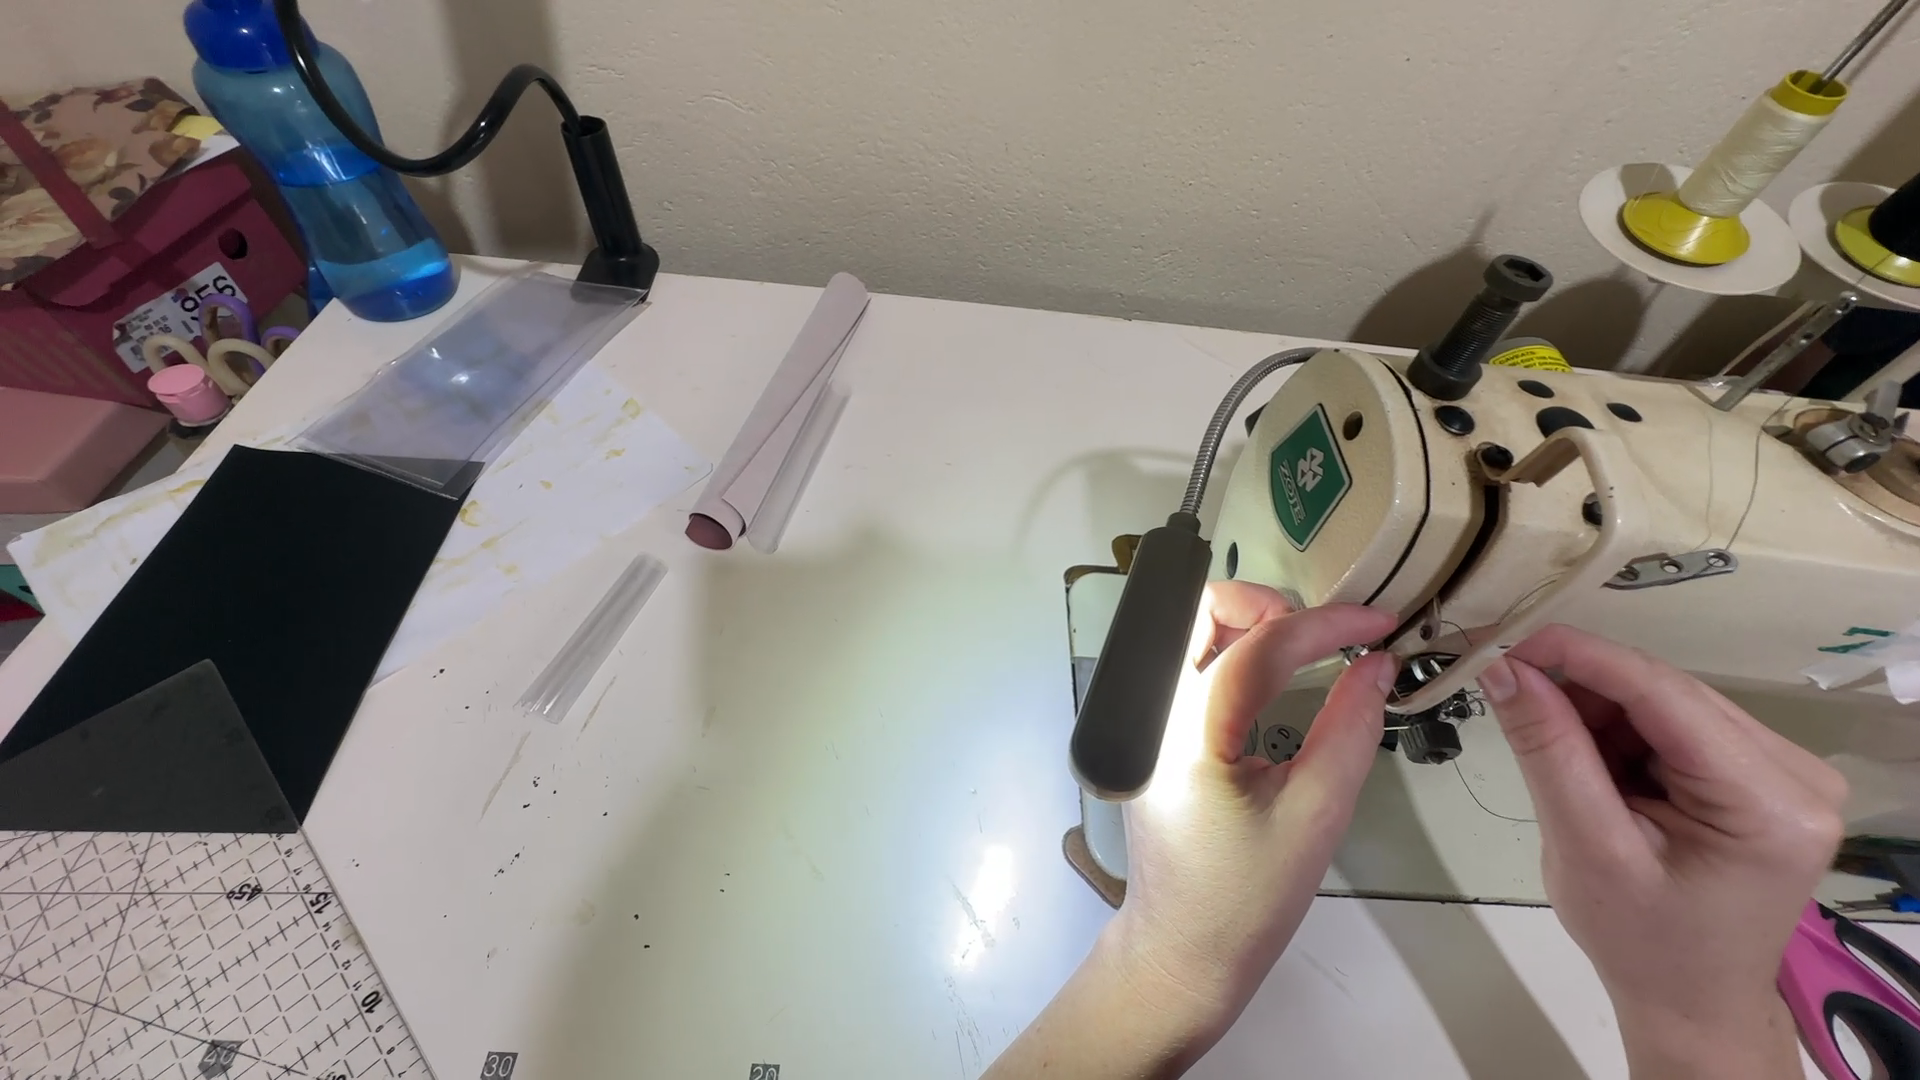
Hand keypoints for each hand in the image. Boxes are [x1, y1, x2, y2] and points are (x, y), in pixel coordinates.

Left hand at [1112, 583, 1397, 1042]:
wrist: (1182, 945)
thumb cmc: (1247, 895)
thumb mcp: (1315, 816)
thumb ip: (1350, 730)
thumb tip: (1378, 664)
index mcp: (1185, 729)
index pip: (1256, 646)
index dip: (1325, 624)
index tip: (1378, 622)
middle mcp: (1151, 709)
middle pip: (1194, 612)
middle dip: (1261, 604)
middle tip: (1323, 633)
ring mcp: (1143, 718)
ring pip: (1187, 633)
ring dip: (1245, 623)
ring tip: (1306, 647)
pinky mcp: (1149, 730)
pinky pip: (1185, 666)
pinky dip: (1229, 651)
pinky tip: (1271, 672)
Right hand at [1478, 626, 1846, 1078]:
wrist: (1684, 993)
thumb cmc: (1638, 936)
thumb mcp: (1583, 843)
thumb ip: (1546, 750)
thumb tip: (1499, 667)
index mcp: (1767, 800)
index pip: (1661, 692)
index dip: (1575, 654)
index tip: (1494, 643)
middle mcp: (1791, 772)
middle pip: (1659, 690)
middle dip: (1573, 687)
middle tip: (1500, 695)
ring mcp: (1776, 770)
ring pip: (1654, 698)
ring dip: (1587, 711)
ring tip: (1550, 755)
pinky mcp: (1748, 773)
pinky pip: (1660, 720)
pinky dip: (1605, 729)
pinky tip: (1585, 765)